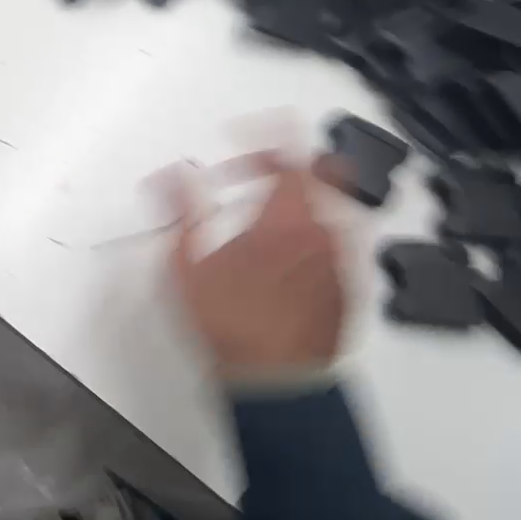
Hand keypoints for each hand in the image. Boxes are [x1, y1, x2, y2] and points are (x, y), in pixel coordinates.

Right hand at [162, 153, 348, 379]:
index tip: (239, 135)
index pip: (289, 155)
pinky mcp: (348, 287)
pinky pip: (336, 240)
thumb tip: (172, 173)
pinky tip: (277, 252)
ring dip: (296, 196)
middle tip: (253, 168)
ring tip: (259, 211)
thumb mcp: (187, 263)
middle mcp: (324, 235)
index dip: (265, 135)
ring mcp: (343, 262)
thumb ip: (181, 209)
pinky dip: (308, 229)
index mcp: (284, 221)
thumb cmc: (230, 323)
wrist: (277, 384)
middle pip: (324, 174)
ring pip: (332, 207)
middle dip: (288, 160)